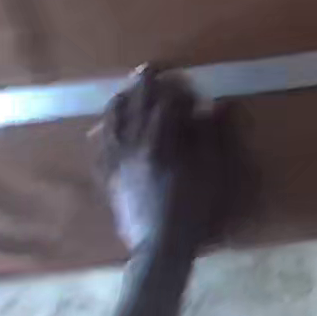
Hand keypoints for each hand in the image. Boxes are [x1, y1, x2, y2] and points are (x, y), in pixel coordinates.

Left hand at [96, 66, 235, 254]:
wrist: (162, 247)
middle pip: (134, 107)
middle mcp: (134, 148)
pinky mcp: (110, 181)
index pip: (164, 104)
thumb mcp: (213, 169)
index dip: (174, 89)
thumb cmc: (194, 207)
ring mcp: (118, 164)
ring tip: (123, 91)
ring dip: (118, 104)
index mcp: (160, 143)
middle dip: (142, 85)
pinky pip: (100, 152)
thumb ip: (212, 135)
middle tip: (148, 68)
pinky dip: (101, 135)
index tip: (185, 80)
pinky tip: (100, 130)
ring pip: (112, 125)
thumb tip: (216, 104)